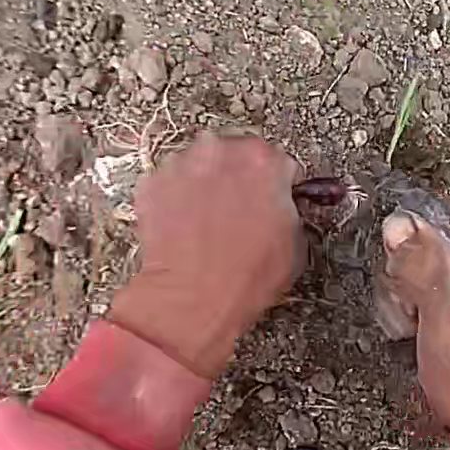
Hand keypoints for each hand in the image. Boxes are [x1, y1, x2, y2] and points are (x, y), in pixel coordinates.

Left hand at [106, 133, 302, 377]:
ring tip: (214, 221)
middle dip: (243, 179)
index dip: (282, 186)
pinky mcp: (153, 183)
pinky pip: (173, 182)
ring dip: (210, 184)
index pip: (281, 162)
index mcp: (266, 161)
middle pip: (239, 155)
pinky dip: (180, 197)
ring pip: (204, 165)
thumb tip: (285, 209)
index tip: (277, 199)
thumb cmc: (247, 273)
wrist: (195, 297)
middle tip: (244, 211)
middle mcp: (223, 152)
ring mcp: (184, 165)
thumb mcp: (296, 242)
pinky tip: (189, 226)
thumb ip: (291, 209)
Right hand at [377, 205, 449, 431]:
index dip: (413, 235)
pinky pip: (425, 290)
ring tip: (416, 324)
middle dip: (407, 272)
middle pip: (428, 240)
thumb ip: (426, 270)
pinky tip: (416, 331)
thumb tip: (401, 223)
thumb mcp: (447, 321)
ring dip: (406, 294)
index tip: (400, 267)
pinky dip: (413, 308)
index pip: (443, 216)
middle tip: (413, 308)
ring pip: (421, 266)